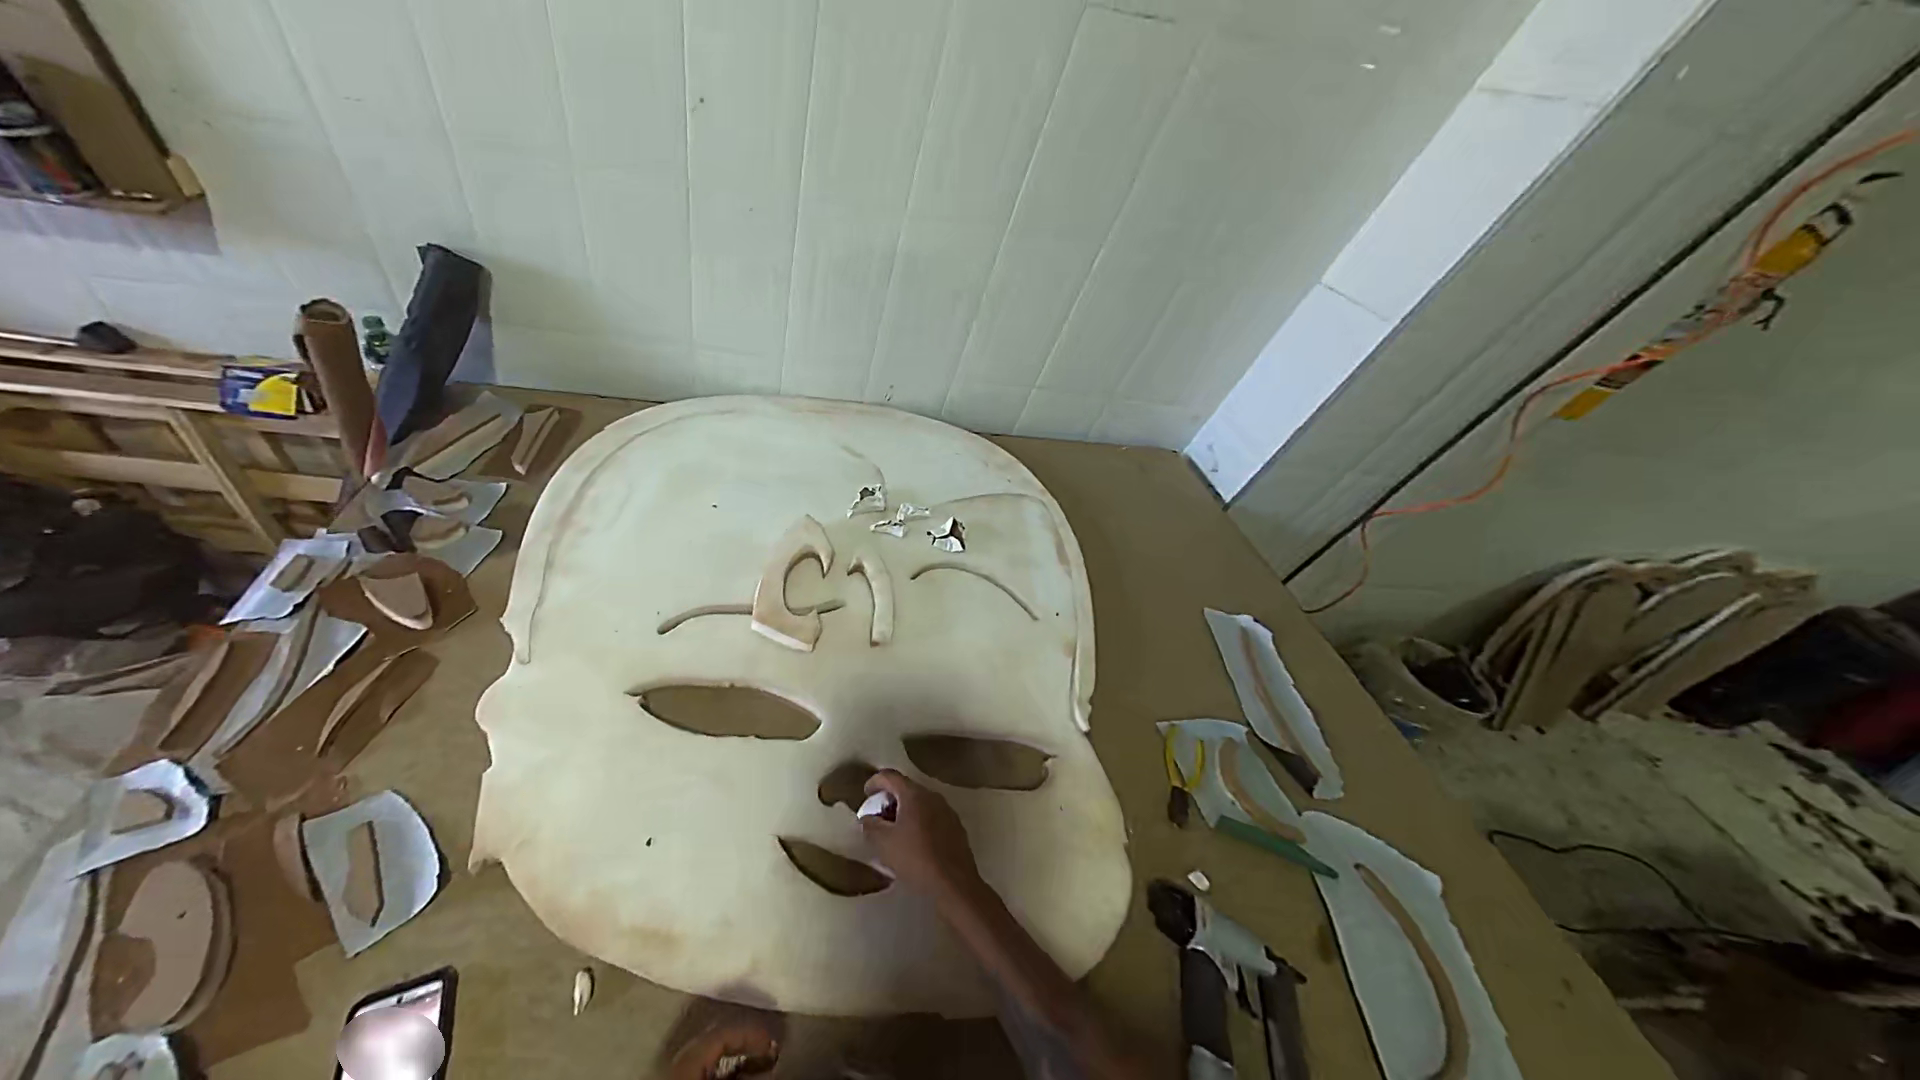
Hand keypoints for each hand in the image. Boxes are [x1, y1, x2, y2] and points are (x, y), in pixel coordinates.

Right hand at [859, 769, 982, 903]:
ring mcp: (947, 811)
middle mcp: (933, 796)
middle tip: (877, 816)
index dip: (875, 781)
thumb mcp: (883, 844)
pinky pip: (932, 816)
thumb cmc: (915, 859)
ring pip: (921, 803)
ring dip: (905, 811)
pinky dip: (919, 822)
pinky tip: (913, 842)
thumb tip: (867, 818)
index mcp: (914, 795)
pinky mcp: (956, 827)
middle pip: (907, 789)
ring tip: (893, 831)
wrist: (953, 883)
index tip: (866, 793)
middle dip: (890, 799)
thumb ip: (870, 826)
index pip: (891, 776)